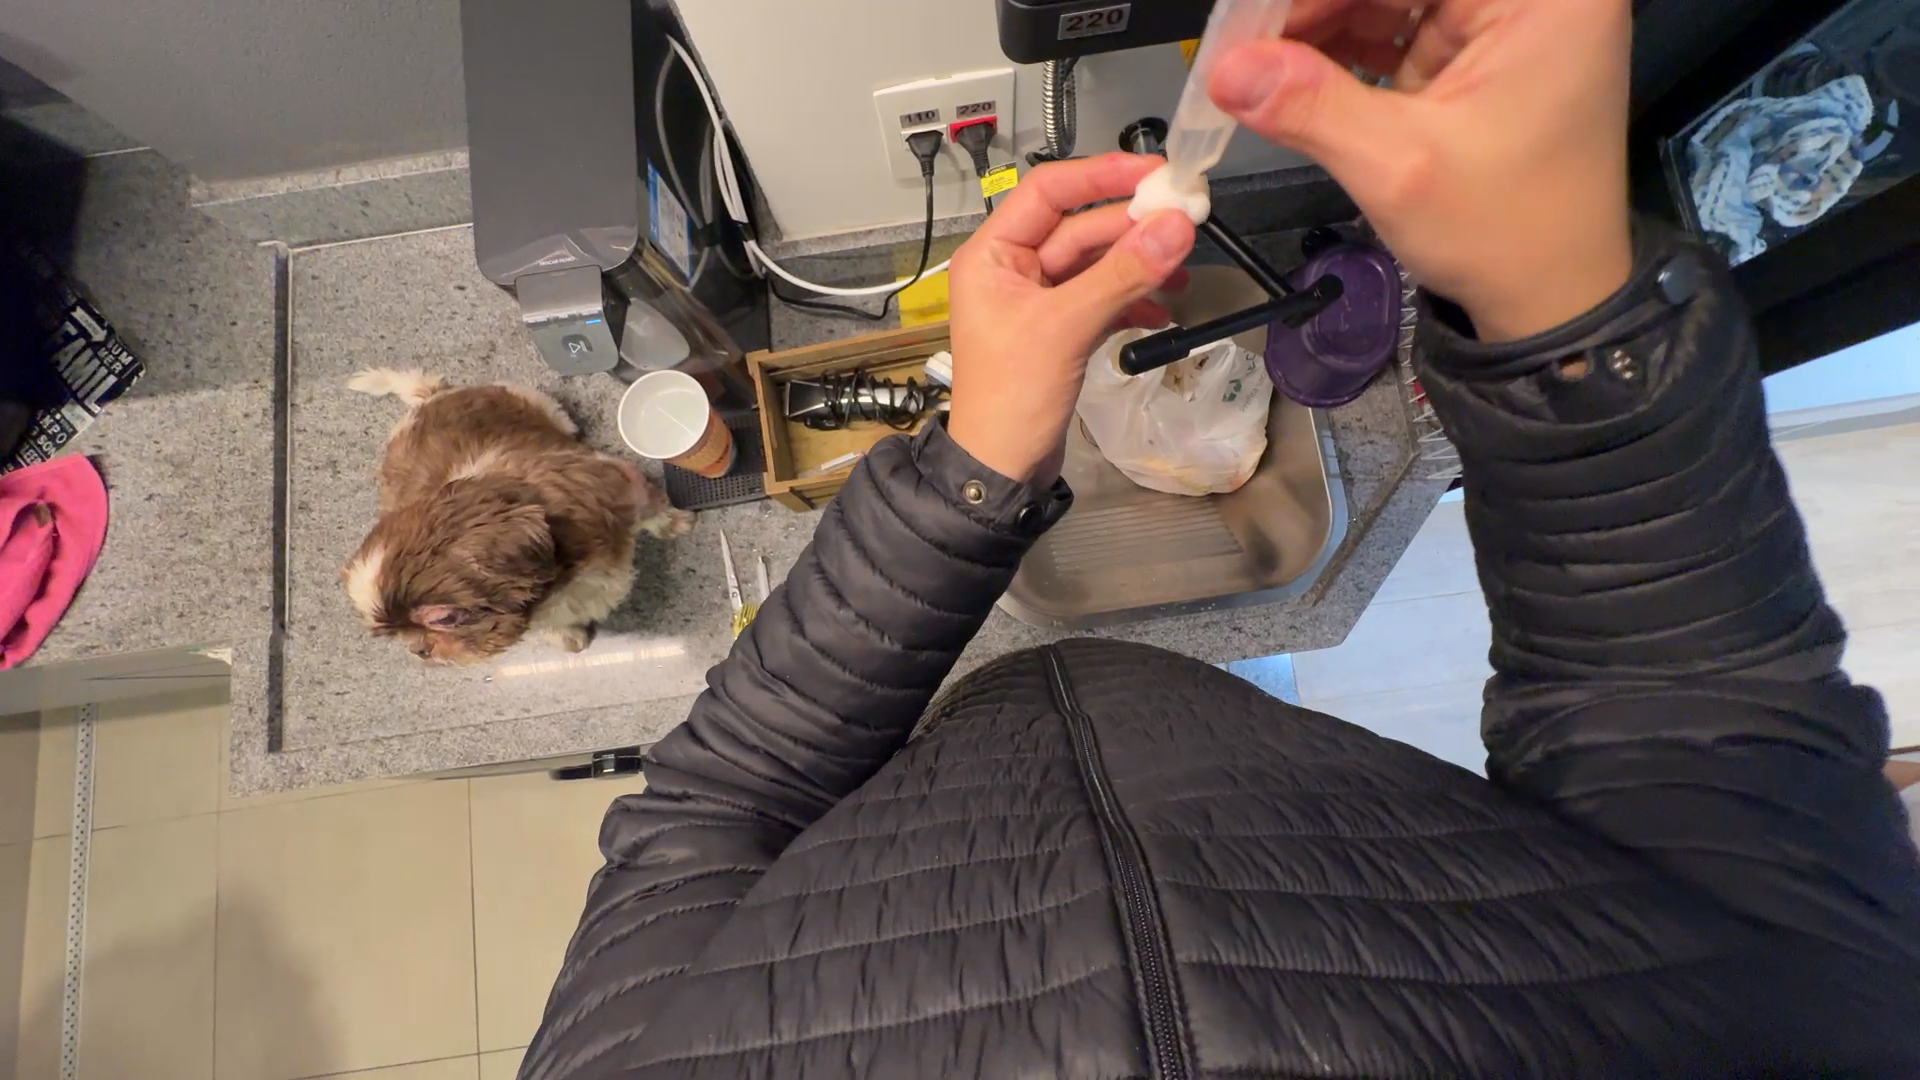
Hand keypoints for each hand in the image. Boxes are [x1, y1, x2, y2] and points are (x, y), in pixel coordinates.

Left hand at [946, 154, 1195, 484]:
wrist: (1003, 468)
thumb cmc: (1013, 397)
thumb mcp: (1065, 328)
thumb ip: (1122, 275)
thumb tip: (1179, 224)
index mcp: (992, 256)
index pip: (1048, 192)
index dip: (1102, 176)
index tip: (1156, 173)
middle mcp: (1011, 271)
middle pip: (1079, 229)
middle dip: (1131, 229)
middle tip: (1187, 225)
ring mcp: (1036, 303)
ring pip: (1095, 267)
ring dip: (1137, 268)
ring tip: (1182, 275)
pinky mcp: (1058, 332)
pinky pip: (1100, 301)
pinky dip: (1130, 303)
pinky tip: (1161, 313)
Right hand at [1210, 0, 1634, 340]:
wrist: (1545, 289)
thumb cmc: (1497, 228)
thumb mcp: (1396, 167)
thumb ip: (1312, 109)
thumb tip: (1226, 71)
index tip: (1245, 21)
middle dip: (1310, 10)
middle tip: (1238, 50)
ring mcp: (1496, 23)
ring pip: (1385, 2)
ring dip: (1315, 32)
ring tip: (1250, 66)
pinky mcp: (1467, 59)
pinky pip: (1389, 37)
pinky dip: (1335, 58)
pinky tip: (1286, 77)